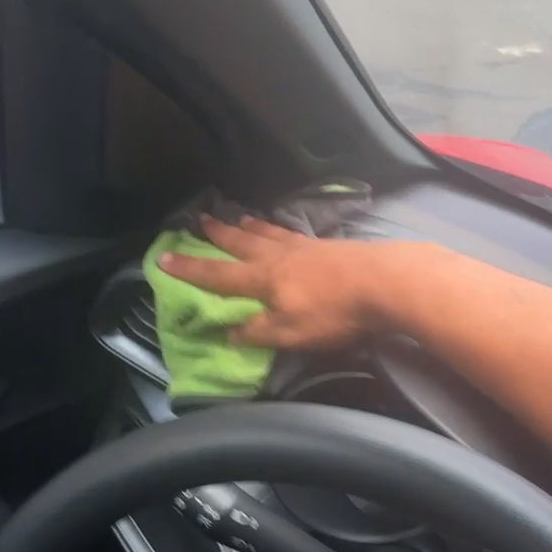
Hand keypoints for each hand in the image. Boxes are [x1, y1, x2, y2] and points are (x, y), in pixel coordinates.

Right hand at [157, 215, 434, 348]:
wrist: (386, 281)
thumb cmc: (335, 312)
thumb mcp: (291, 333)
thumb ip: (259, 332)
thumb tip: (230, 332)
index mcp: (264, 279)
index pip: (218, 276)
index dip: (190, 269)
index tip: (164, 258)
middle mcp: (280, 256)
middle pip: (242, 243)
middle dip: (218, 234)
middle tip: (200, 219)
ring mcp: (307, 247)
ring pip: (270, 233)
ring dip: (250, 226)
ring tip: (238, 218)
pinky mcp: (331, 246)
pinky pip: (295, 234)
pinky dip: (281, 230)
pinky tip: (287, 232)